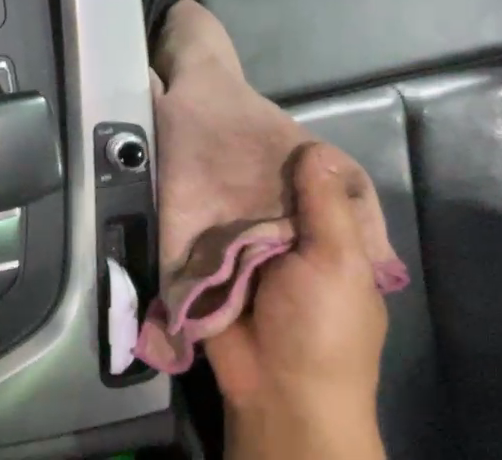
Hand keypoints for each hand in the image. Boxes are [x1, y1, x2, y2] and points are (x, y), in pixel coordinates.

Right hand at [206, 143, 388, 459]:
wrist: (275, 389)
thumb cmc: (322, 330)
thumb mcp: (337, 265)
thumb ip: (324, 209)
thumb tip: (316, 148)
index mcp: (330, 243)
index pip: (316, 189)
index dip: (295, 156)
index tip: (261, 116)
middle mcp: (286, 242)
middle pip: (265, 193)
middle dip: (242, 162)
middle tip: (208, 112)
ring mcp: (243, 253)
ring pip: (228, 206)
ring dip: (209, 180)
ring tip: (180, 128)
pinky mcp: (205, 262)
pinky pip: (196, 226)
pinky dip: (184, 203)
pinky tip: (164, 166)